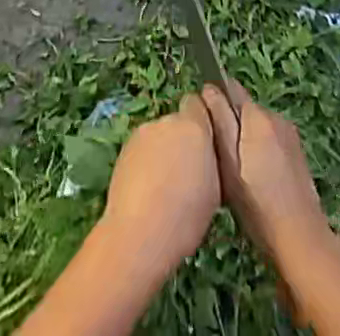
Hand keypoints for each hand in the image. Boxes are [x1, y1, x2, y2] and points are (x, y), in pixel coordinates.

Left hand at [101, 94, 219, 259]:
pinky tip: (145, 187)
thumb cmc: (188, 214)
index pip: (198, 103)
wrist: (139, 235)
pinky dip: (144, 161)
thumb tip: (206, 152)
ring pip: (157, 135)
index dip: (201, 120)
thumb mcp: (217, 184)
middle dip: (181, 138)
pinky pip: (141, 149)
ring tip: (162, 181)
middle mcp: (167, 122)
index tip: (204, 141)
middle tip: (184, 167)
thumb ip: (212, 156)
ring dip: (162, 148)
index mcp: (195, 126)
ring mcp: (142, 135)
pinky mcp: (122, 151)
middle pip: (177, 121)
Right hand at [199, 82, 329, 263]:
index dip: (213, 98)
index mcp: (259, 116)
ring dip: (242, 137)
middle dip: (227, 122)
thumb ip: (219, 123)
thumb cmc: (256, 201)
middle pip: (244, 109)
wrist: (299, 233)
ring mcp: (290, 135)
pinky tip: (249, 177)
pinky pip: (269, 140)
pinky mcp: (296, 152)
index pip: (233, 89)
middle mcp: (277, 118)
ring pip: (256, 126)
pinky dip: (256, 150)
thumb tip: (207, 89)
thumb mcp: (229, 163)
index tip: (197, 119)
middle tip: (210, 152)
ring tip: (227, 168)